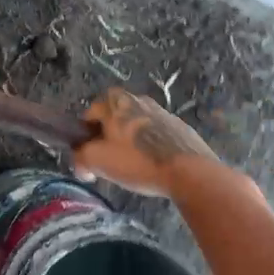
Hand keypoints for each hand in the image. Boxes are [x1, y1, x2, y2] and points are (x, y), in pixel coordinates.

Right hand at [73, 87, 216, 197]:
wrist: (193, 175)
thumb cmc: (138, 161)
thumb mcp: (98, 161)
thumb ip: (80, 159)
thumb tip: (81, 165)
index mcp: (113, 100)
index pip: (90, 116)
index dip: (88, 137)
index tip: (95, 156)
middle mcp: (137, 99)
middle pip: (116, 120)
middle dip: (113, 137)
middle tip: (116, 160)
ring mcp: (164, 113)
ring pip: (139, 127)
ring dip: (136, 142)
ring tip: (140, 167)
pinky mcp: (184, 129)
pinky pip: (162, 137)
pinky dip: (157, 149)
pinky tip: (160, 168)